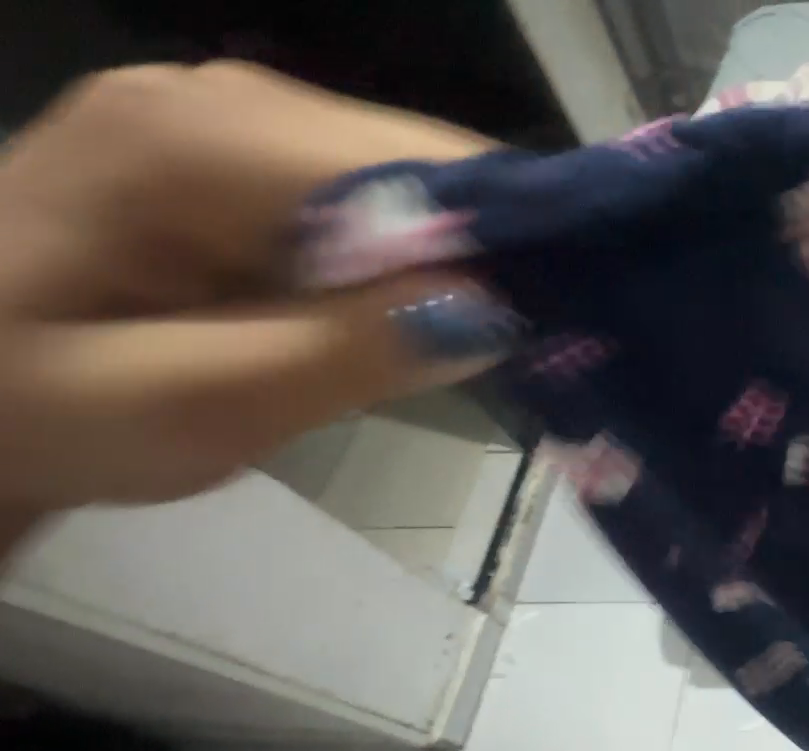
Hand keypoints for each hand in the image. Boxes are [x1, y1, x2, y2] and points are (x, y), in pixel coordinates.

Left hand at [0, 62, 503, 512]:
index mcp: (198, 144)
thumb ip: (343, 351)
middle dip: (499, 257)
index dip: (518, 243)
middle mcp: (226, 102)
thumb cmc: (37, 414)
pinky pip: (383, 201)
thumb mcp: (189, 407)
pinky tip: (423, 314)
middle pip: (432, 169)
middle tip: (543, 347)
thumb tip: (492, 311)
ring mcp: (235, 123)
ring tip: (494, 340)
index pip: (424, 173)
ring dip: (469, 264)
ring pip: (419, 186)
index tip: (579, 323)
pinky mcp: (249, 160)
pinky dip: (424, 261)